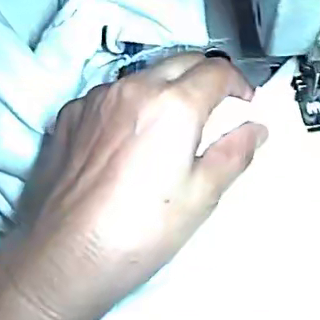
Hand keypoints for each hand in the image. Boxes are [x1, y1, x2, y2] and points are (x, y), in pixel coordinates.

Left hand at [3, 52, 267, 319]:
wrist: (63, 258)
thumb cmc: (142, 231)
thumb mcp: (201, 197)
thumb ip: (233, 153)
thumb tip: (256, 128)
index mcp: (174, 104)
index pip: (218, 70)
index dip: (239, 82)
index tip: (245, 102)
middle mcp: (135, 87)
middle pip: (182, 61)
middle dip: (206, 76)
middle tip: (216, 106)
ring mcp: (97, 98)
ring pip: (145, 74)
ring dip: (167, 86)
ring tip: (170, 122)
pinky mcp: (70, 114)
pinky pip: (111, 94)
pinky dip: (130, 103)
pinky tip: (128, 137)